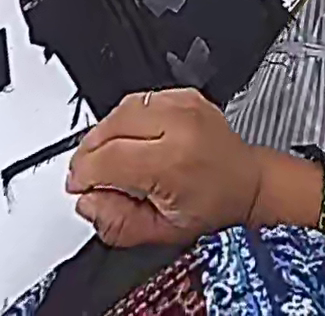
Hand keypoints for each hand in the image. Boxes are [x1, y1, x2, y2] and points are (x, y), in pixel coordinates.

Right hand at [66, 88, 319, 246]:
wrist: (246, 181)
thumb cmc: (212, 206)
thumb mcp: (160, 231)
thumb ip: (116, 221)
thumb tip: (88, 200)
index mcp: (173, 161)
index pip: (108, 158)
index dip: (83, 174)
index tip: (79, 185)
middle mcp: (180, 124)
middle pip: (112, 125)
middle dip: (90, 150)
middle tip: (87, 172)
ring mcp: (185, 104)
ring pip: (125, 106)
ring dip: (106, 130)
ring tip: (107, 156)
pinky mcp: (187, 93)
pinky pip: (143, 98)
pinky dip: (128, 117)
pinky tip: (130, 137)